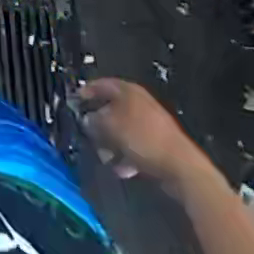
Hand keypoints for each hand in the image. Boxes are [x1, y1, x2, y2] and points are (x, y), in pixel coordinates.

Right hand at [78, 79, 212, 194]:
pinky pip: (132, 146)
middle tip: (92, 139)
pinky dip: (125, 156)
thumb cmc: (143, 140)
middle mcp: (139, 103)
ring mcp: (148, 123)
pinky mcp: (154, 143)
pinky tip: (124, 169)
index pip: (103, 84)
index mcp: (129, 91)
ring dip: (111, 145)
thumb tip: (87, 119)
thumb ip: (95, 121)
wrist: (179, 166)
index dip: (87, 91)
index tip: (74, 102)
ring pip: (119, 130)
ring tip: (108, 159)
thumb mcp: (112, 127)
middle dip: (99, 126)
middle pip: (110, 109)